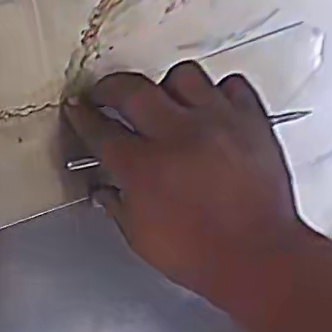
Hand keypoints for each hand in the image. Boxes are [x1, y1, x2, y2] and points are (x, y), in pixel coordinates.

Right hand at [64, 62, 316, 302]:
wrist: (253, 255)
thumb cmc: (200, 252)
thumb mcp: (140, 235)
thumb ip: (118, 205)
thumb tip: (107, 191)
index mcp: (143, 168)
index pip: (100, 131)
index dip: (82, 117)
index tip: (77, 110)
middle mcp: (178, 137)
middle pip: (132, 90)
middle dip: (109, 88)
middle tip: (104, 93)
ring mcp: (217, 124)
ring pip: (182, 75)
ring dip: (163, 86)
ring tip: (159, 98)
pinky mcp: (251, 121)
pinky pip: (230, 85)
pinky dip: (214, 91)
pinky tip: (206, 106)